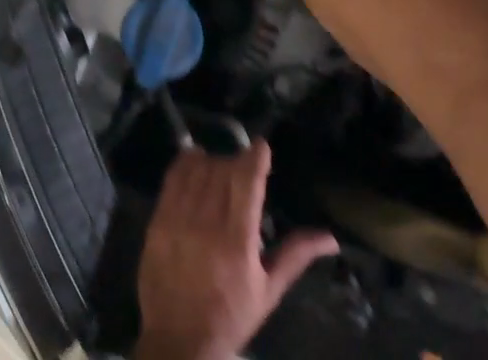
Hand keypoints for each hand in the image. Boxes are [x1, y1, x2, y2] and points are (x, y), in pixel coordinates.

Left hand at [134, 140, 338, 359]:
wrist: (179, 340)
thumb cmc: (230, 316)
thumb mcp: (268, 291)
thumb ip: (295, 255)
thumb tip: (331, 237)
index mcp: (237, 242)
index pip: (246, 183)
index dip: (255, 158)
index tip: (262, 146)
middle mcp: (206, 224)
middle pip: (222, 171)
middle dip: (235, 161)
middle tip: (243, 168)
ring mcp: (177, 222)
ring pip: (196, 172)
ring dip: (211, 162)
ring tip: (220, 166)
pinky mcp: (156, 223)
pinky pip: (170, 182)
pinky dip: (184, 166)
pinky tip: (193, 163)